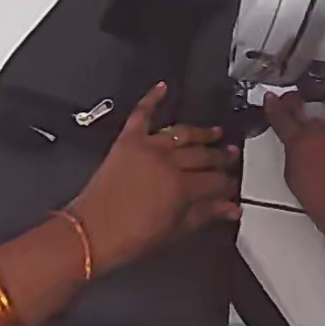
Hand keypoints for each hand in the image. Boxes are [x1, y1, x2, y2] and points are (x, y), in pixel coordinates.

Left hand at [69, 83, 240, 270]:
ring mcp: (147, 147)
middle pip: (203, 154)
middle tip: (231, 156)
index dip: (228, 182)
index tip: (233, 183)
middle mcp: (166, 162)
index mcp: (181, 186)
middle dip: (221, 157)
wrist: (91, 233)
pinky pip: (141, 114)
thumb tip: (230, 209)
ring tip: (214, 132)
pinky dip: (151, 98)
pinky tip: (162, 88)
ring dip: (201, 132)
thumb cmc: (129, 237)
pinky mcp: (128, 140)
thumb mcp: (175, 231)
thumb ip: (206, 214)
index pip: (215, 179)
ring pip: (182, 132)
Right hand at [262, 92, 324, 253]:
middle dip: (293, 100)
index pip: (281, 116)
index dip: (273, 105)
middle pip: (302, 103)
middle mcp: (321, 130)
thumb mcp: (293, 178)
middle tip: (288, 99)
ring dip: (314, 104)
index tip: (271, 99)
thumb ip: (291, 154)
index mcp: (299, 142)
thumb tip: (292, 145)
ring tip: (310, 108)